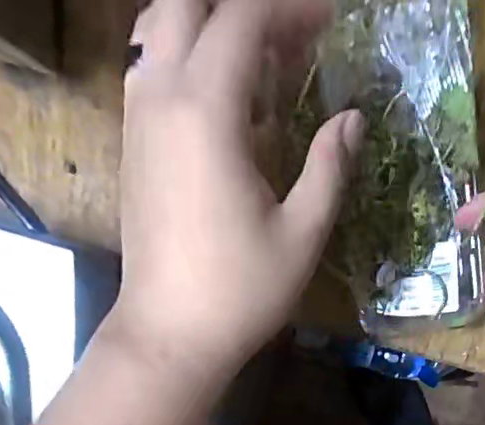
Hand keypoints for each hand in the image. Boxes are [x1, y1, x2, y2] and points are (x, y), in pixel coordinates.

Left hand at [105, 0, 363, 375]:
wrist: (171, 332)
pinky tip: (229, 104)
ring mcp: (138, 117)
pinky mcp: (132, 144)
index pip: (244, 19)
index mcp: (206, 112)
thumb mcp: (301, 235)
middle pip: (190, 5)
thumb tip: (352, 119)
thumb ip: (330, 168)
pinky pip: (152, 68)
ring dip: (211, 28)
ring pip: (160, 28)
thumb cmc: (241, 291)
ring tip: (263, 67)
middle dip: (246, 10)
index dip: (291, 10)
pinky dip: (188, 59)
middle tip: (295, 39)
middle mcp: (161, 96)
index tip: (332, 22)